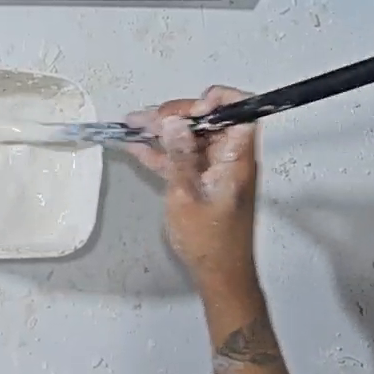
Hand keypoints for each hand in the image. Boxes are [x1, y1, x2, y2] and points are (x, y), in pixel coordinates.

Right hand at [126, 87, 258, 287]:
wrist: (219, 272)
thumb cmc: (210, 241)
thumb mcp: (186, 194)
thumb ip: (179, 155)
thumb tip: (173, 121)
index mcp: (236, 157)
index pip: (241, 111)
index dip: (216, 101)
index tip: (187, 110)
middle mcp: (230, 157)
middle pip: (208, 121)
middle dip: (176, 114)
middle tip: (146, 119)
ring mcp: (216, 167)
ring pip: (190, 137)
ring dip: (162, 131)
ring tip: (133, 125)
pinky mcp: (203, 179)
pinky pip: (182, 156)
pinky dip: (161, 151)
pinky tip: (137, 145)